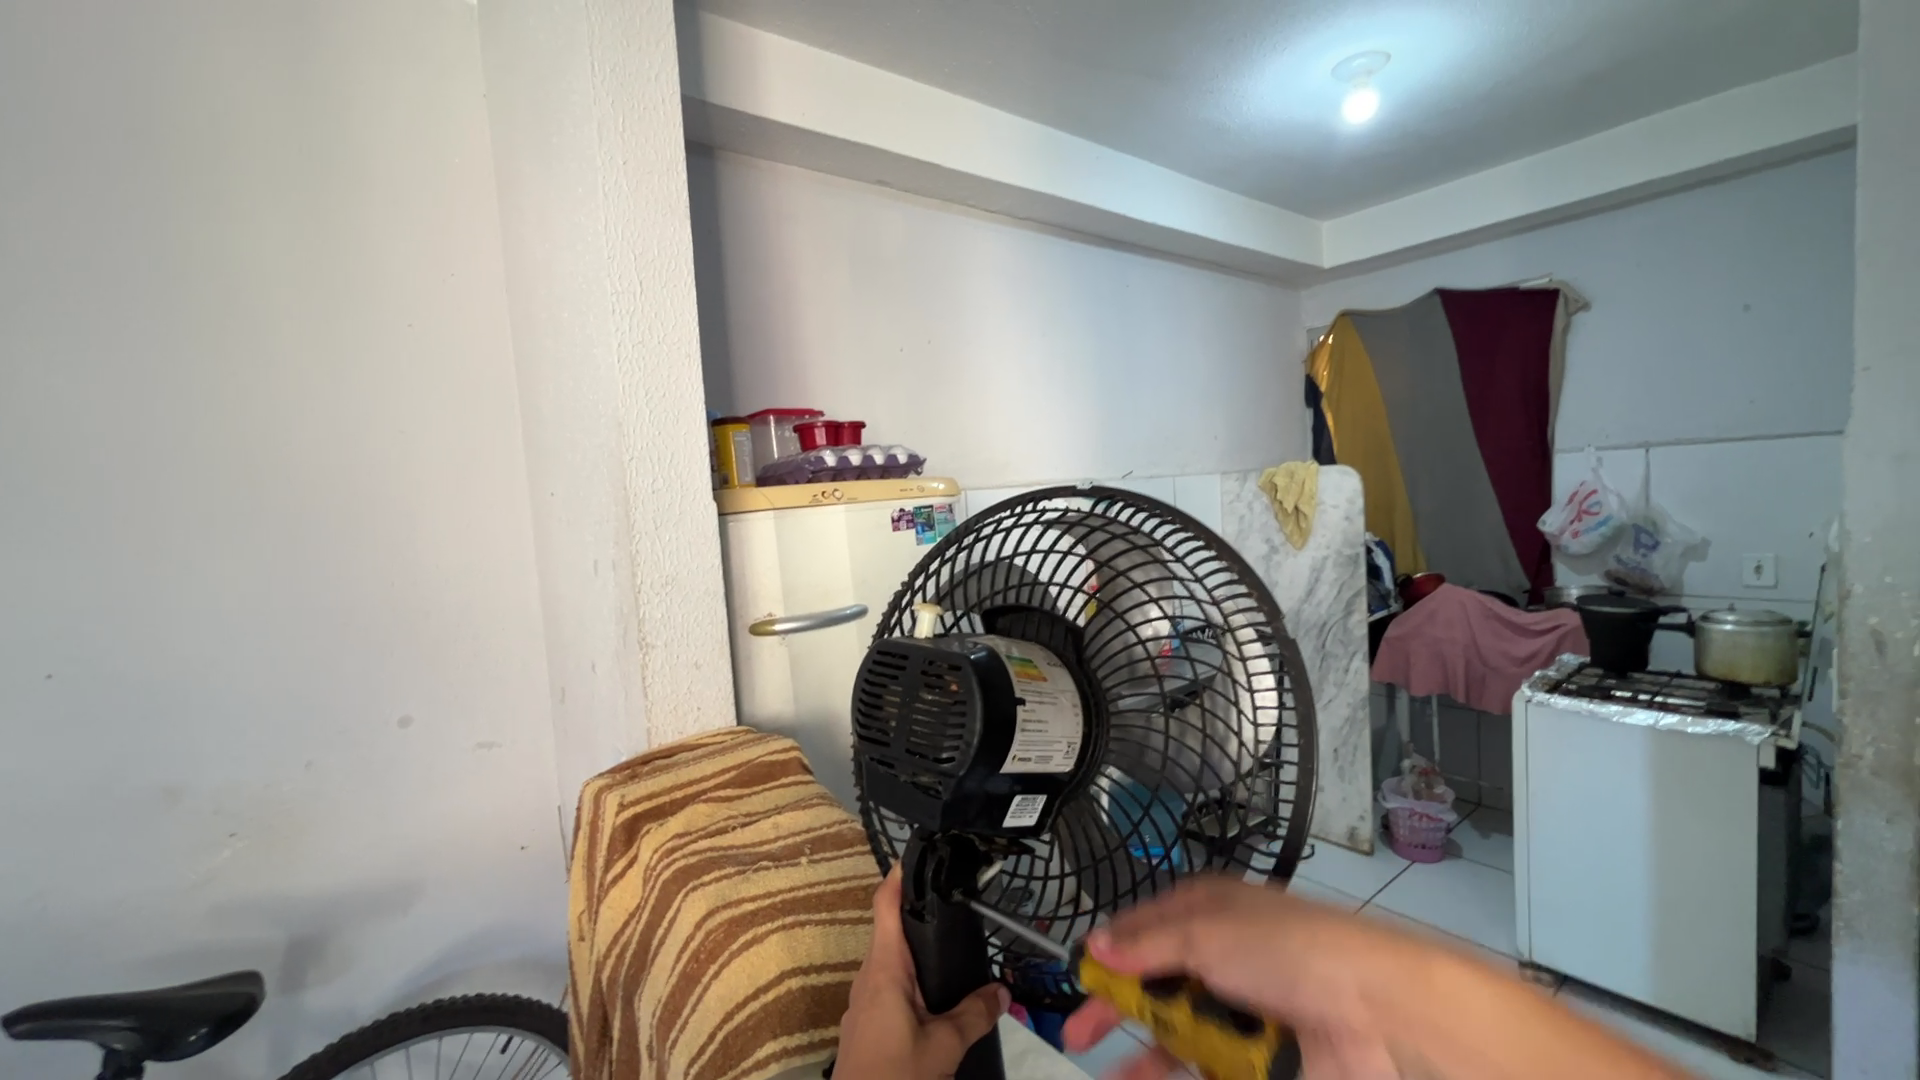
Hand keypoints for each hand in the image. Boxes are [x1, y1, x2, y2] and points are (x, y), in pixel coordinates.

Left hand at [834, 866, 1009, 1079]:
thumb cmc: (895, 1076)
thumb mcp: (943, 1047)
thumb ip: (974, 1014)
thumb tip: (1002, 989)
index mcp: (884, 969)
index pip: (885, 905)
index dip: (899, 874)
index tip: (918, 852)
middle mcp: (869, 976)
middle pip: (891, 928)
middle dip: (919, 911)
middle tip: (954, 896)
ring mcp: (863, 999)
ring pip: (891, 959)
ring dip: (916, 946)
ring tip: (951, 939)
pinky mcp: (866, 1021)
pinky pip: (889, 983)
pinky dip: (911, 975)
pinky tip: (934, 989)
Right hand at [1062, 877, 1411, 1078]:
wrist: (1375, 1008)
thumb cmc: (1281, 950)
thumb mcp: (1204, 933)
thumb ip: (1146, 944)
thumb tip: (1094, 945)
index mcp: (1204, 912)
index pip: (1142, 929)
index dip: (1109, 953)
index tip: (1078, 981)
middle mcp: (1218, 956)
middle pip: (1155, 983)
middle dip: (1116, 1007)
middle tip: (1076, 1035)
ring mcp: (1239, 1009)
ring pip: (1180, 1030)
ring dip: (1145, 1051)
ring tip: (1110, 1072)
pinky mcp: (1259, 1057)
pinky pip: (1210, 1066)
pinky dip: (1179, 1074)